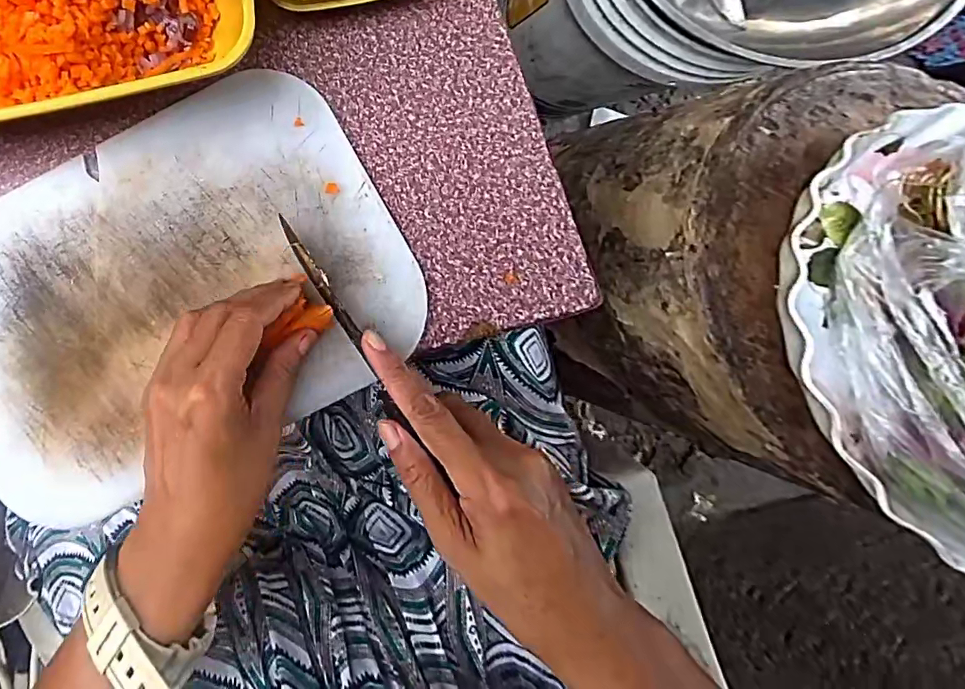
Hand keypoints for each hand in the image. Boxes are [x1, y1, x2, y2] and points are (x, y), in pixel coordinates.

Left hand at [118, 279, 317, 642]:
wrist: (179, 532)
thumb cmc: (232, 493)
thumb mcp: (267, 432)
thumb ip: (282, 373)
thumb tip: (304, 333)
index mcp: (209, 390)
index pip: (242, 323)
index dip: (273, 301)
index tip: (300, 291)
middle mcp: (178, 375)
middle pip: (218, 313)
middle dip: (256, 298)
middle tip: (290, 293)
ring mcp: (159, 378)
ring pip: (195, 319)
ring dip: (231, 306)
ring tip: (266, 307)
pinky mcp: (152, 385)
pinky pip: (182, 338)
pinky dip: (210, 323)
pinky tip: (234, 330)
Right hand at [362, 332, 713, 687]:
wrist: (589, 620)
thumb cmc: (521, 595)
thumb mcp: (454, 545)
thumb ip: (420, 479)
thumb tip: (392, 431)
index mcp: (488, 484)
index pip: (429, 414)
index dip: (396, 374)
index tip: (376, 345)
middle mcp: (515, 460)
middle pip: (452, 409)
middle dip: (423, 412)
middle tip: (404, 437)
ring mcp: (534, 459)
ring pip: (473, 422)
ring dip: (450, 436)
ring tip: (453, 489)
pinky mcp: (543, 463)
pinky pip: (495, 438)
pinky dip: (474, 450)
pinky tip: (480, 492)